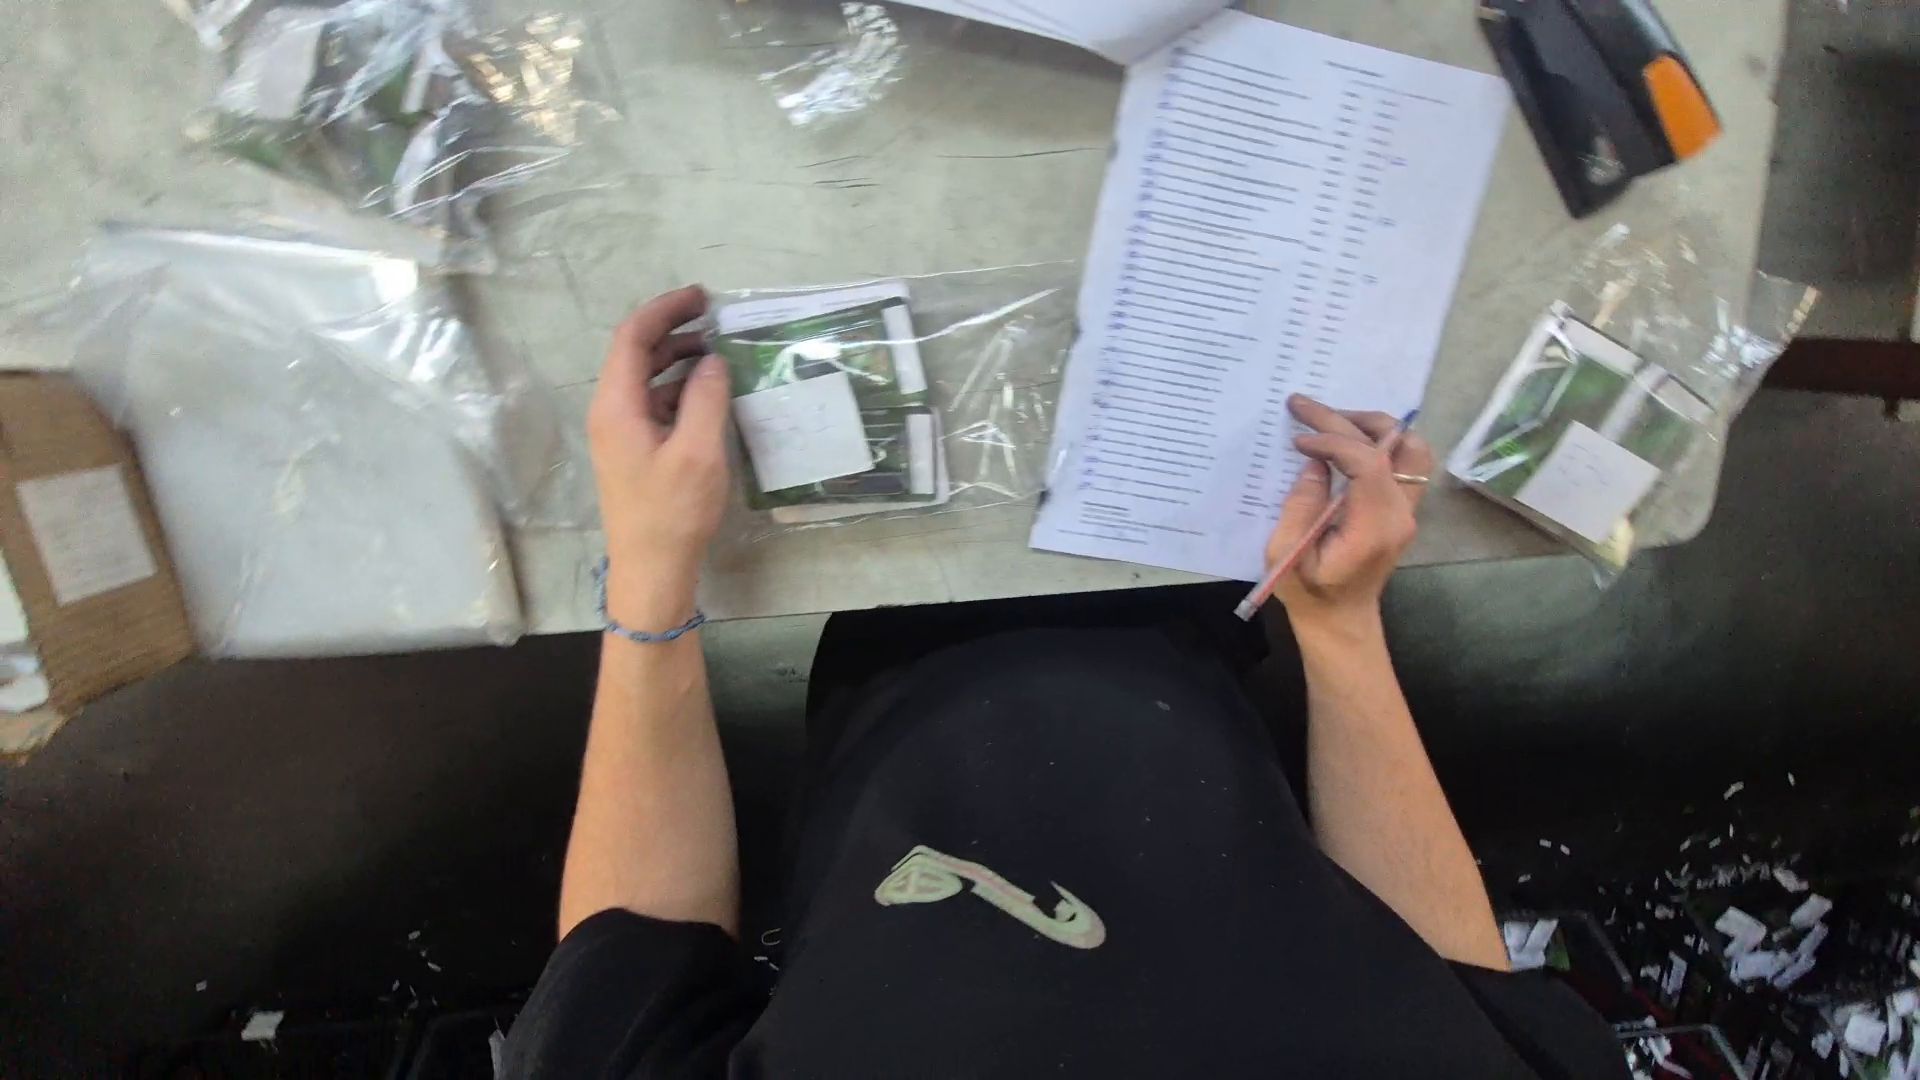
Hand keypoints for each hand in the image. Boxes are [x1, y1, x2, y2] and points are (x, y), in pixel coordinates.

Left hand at [587, 286, 732, 625]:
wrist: (651, 567)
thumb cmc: (673, 511)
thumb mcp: (698, 452)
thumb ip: (706, 399)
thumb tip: (713, 361)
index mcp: (616, 406)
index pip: (632, 338)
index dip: (664, 310)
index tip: (702, 298)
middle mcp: (611, 412)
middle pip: (635, 355)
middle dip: (673, 332)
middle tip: (716, 322)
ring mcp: (621, 433)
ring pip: (647, 381)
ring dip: (678, 361)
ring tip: (719, 355)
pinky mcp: (635, 451)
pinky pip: (655, 406)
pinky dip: (681, 391)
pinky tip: (709, 396)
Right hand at [1265, 395, 1434, 634]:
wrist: (1340, 619)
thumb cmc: (1307, 593)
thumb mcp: (1286, 554)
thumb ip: (1301, 506)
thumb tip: (1314, 462)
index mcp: (1373, 527)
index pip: (1369, 463)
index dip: (1334, 440)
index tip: (1299, 440)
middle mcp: (1400, 514)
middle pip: (1394, 446)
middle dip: (1348, 420)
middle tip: (1305, 407)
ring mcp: (1406, 511)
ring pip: (1410, 448)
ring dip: (1372, 426)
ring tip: (1331, 419)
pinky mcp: (1400, 509)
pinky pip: (1403, 463)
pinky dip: (1378, 442)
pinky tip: (1345, 439)